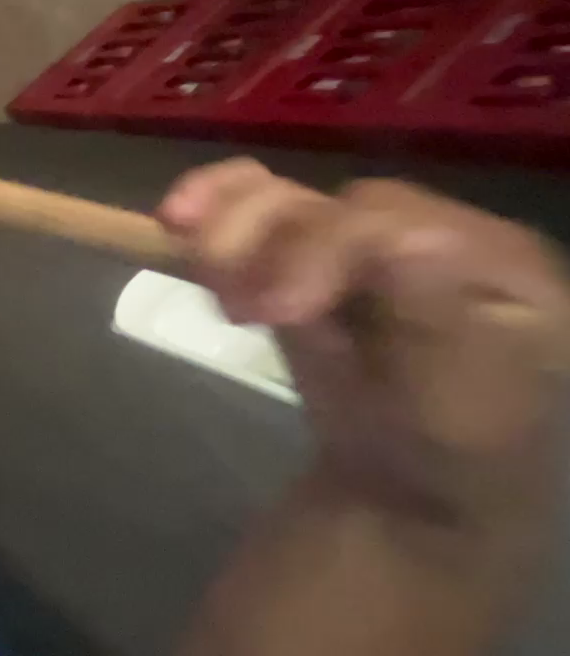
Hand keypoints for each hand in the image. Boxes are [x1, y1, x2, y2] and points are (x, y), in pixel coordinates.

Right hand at [158, 159, 569, 524]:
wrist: (404, 471)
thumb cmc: (443, 443)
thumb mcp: (452, 397)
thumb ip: (432, 317)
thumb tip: (403, 239)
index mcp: (488, 257)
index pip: (383, 222)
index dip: (313, 252)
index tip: (269, 314)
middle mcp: (422, 225)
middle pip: (317, 204)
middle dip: (260, 250)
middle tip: (238, 313)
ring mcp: (352, 228)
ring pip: (269, 193)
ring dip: (221, 235)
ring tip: (214, 292)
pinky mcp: (295, 237)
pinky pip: (244, 194)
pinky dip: (204, 201)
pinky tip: (174, 222)